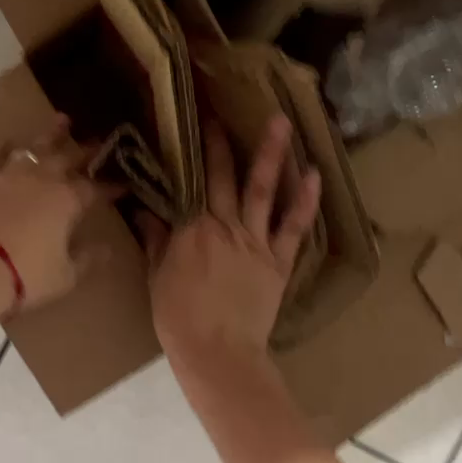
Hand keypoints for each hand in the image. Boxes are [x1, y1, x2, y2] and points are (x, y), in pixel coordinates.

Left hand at [0, 117, 103, 315]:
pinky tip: (11, 141)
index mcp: (67, 201)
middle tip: (99, 141)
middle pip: (69, 158)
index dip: (111, 187)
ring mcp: (10, 174)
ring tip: (63, 121)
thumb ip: (87, 259)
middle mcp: (42, 180)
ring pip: (36, 147)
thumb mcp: (64, 275)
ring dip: (52, 134)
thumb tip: (107, 249)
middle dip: (87, 150)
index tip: (123, 185)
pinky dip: (6, 146)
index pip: (96, 189)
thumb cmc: (24, 275)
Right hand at [139, 116, 321, 375]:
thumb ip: (156, 241)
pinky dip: (304, 200)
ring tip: (282, 122)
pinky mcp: (278, 261)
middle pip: (224, 177)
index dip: (194, 152)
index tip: (196, 124)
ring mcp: (255, 241)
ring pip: (263, 189)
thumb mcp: (157, 278)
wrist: (217, 352)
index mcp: (190, 229)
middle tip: (229, 110)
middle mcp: (224, 225)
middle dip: (225, 142)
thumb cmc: (178, 318)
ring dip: (273, 154)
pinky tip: (314, 174)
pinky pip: (293, 226)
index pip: (190, 182)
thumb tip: (147, 212)